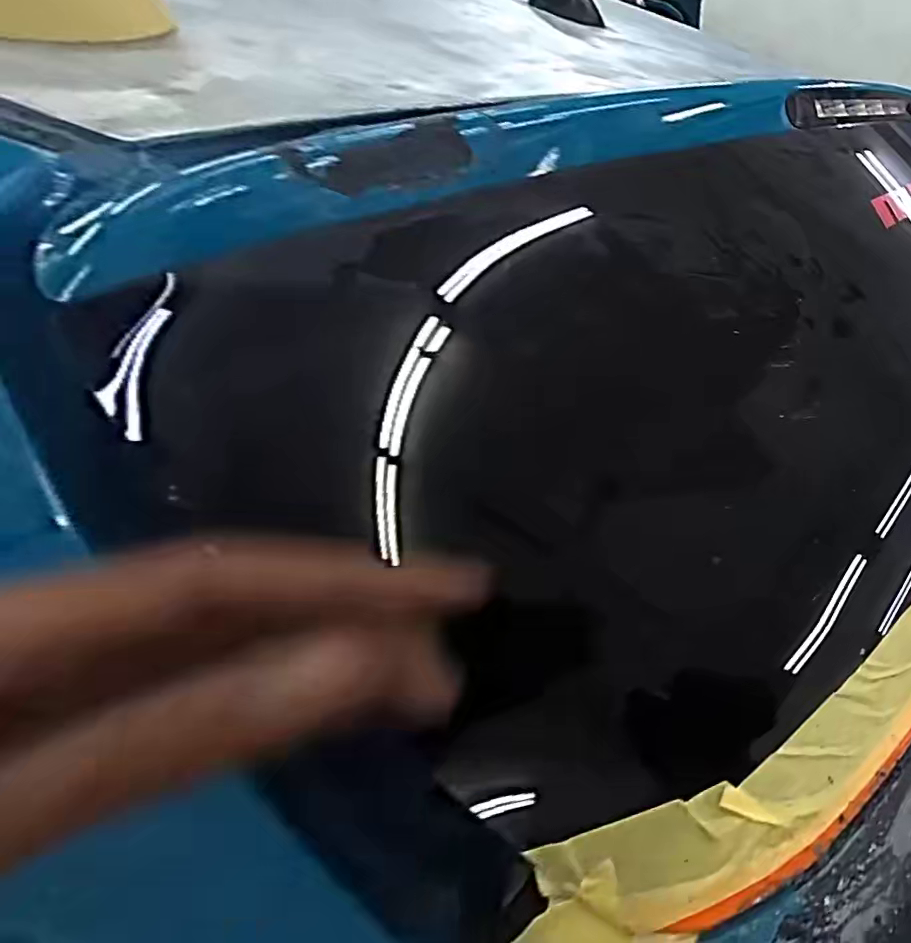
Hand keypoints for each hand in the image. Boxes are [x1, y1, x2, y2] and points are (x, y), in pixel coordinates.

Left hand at [0, 537, 485, 871]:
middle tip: (450, 662)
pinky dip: (275, 682)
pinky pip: (187, 681)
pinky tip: (331, 692)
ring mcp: (39, 675)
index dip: (350, 574)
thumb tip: (364, 660)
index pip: (215, 579)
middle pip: (228, 601)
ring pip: (217, 638)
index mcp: (9, 632)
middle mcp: (35, 633)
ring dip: (329, 650)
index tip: (466, 588)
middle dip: (356, 620)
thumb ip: (173, 734)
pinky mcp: (48, 721)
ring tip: (417, 673)